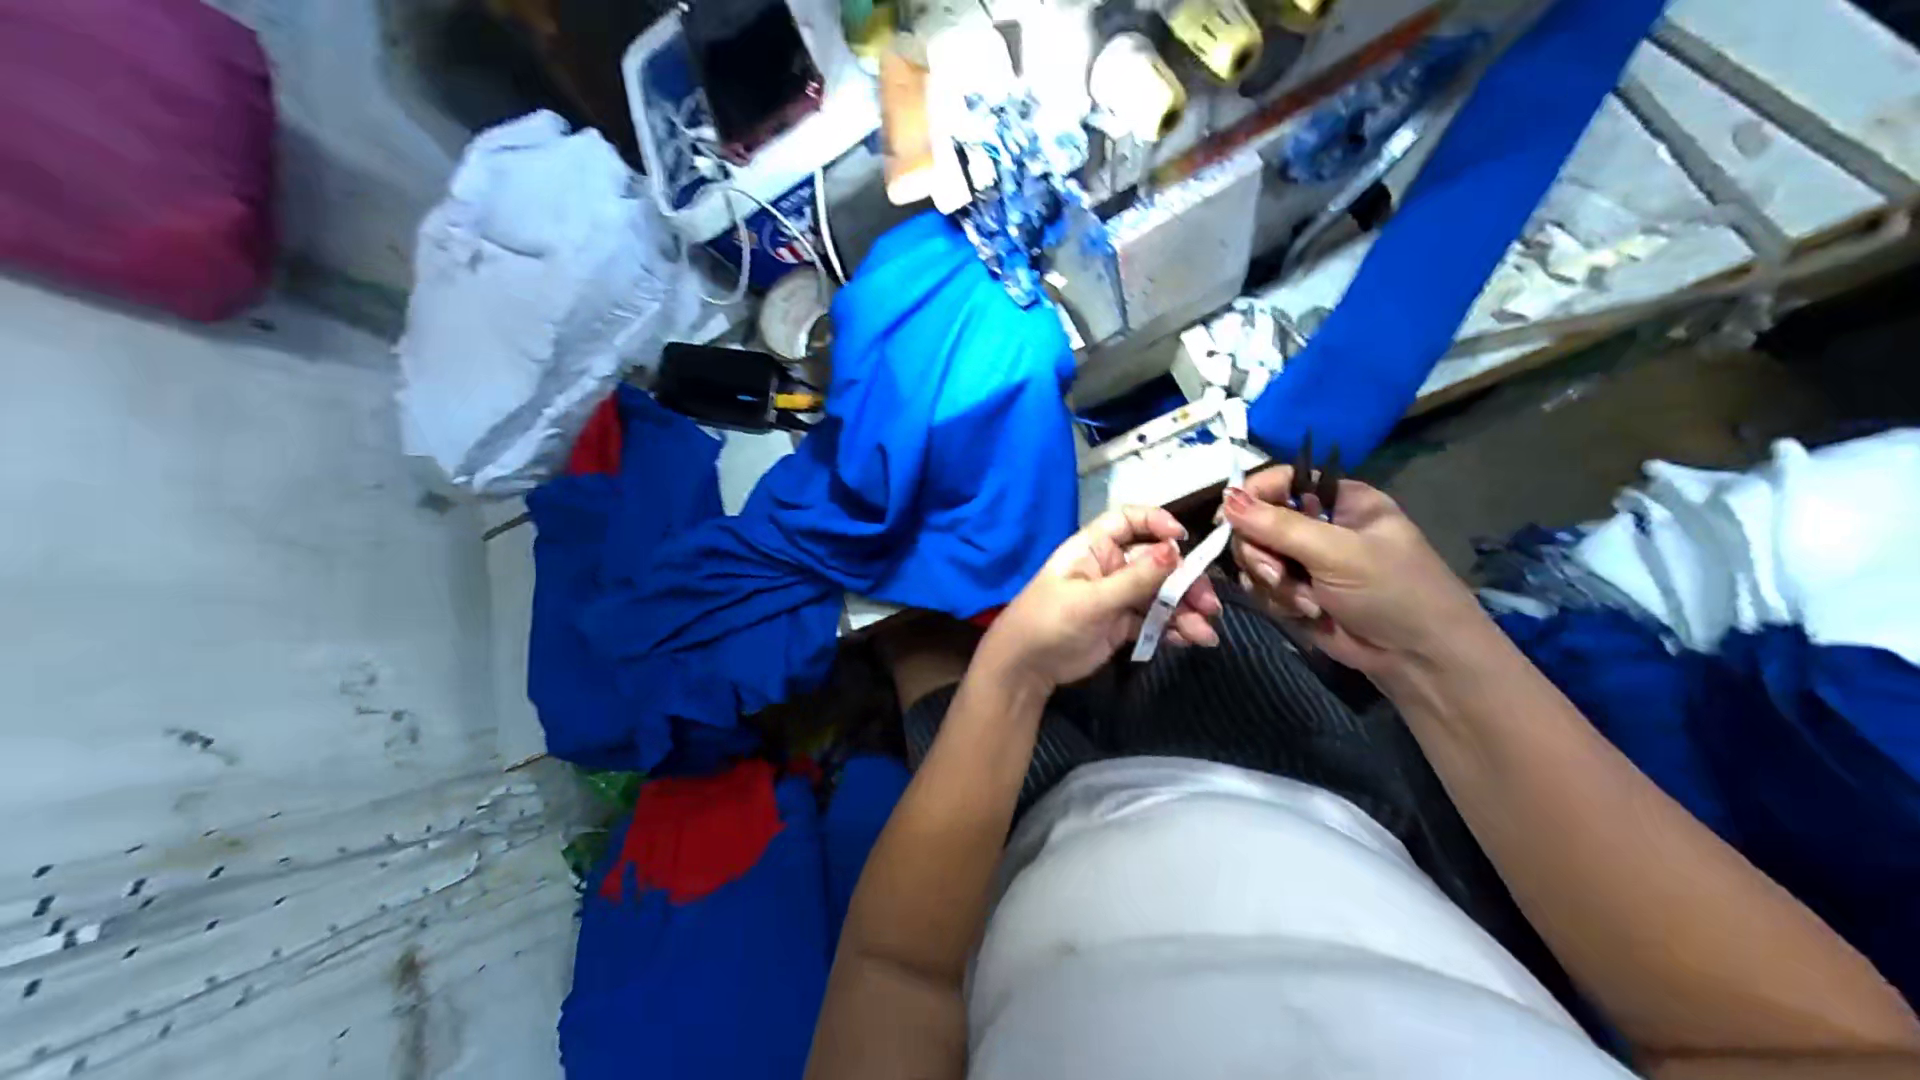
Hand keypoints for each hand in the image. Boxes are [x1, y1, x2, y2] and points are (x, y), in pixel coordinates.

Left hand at [977, 507, 1221, 694]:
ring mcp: (1117, 597)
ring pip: (1161, 595)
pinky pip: (1155, 620)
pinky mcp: (1122, 625)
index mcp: (1093, 549)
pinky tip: (1191, 640)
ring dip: (1186, 610)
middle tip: (1208, 604)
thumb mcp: (1091, 600)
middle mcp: (1109, 567)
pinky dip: (1174, 629)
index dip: (1156, 522)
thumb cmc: (1049, 621)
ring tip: (1204, 633)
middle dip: (1185, 581)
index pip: (1128, 521)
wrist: (1025, 668)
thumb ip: (1134, 579)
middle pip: (1157, 563)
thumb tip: (1174, 550)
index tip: (1182, 538)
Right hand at [1220, 468, 1490, 676]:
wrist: (1418, 658)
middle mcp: (1316, 525)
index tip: (1229, 520)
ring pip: (1254, 558)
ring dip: (1272, 582)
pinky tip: (1305, 613)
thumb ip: (1278, 525)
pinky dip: (1276, 601)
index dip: (1250, 498)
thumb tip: (1226, 497)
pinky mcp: (1294, 591)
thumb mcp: (1336, 552)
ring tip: (1305, 602)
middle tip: (1277, 574)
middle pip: (1256, 523)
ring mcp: (1303, 560)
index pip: (1278, 482)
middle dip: (1260, 553)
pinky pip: (1260, 586)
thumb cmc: (1391, 591)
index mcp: (1337, 500)